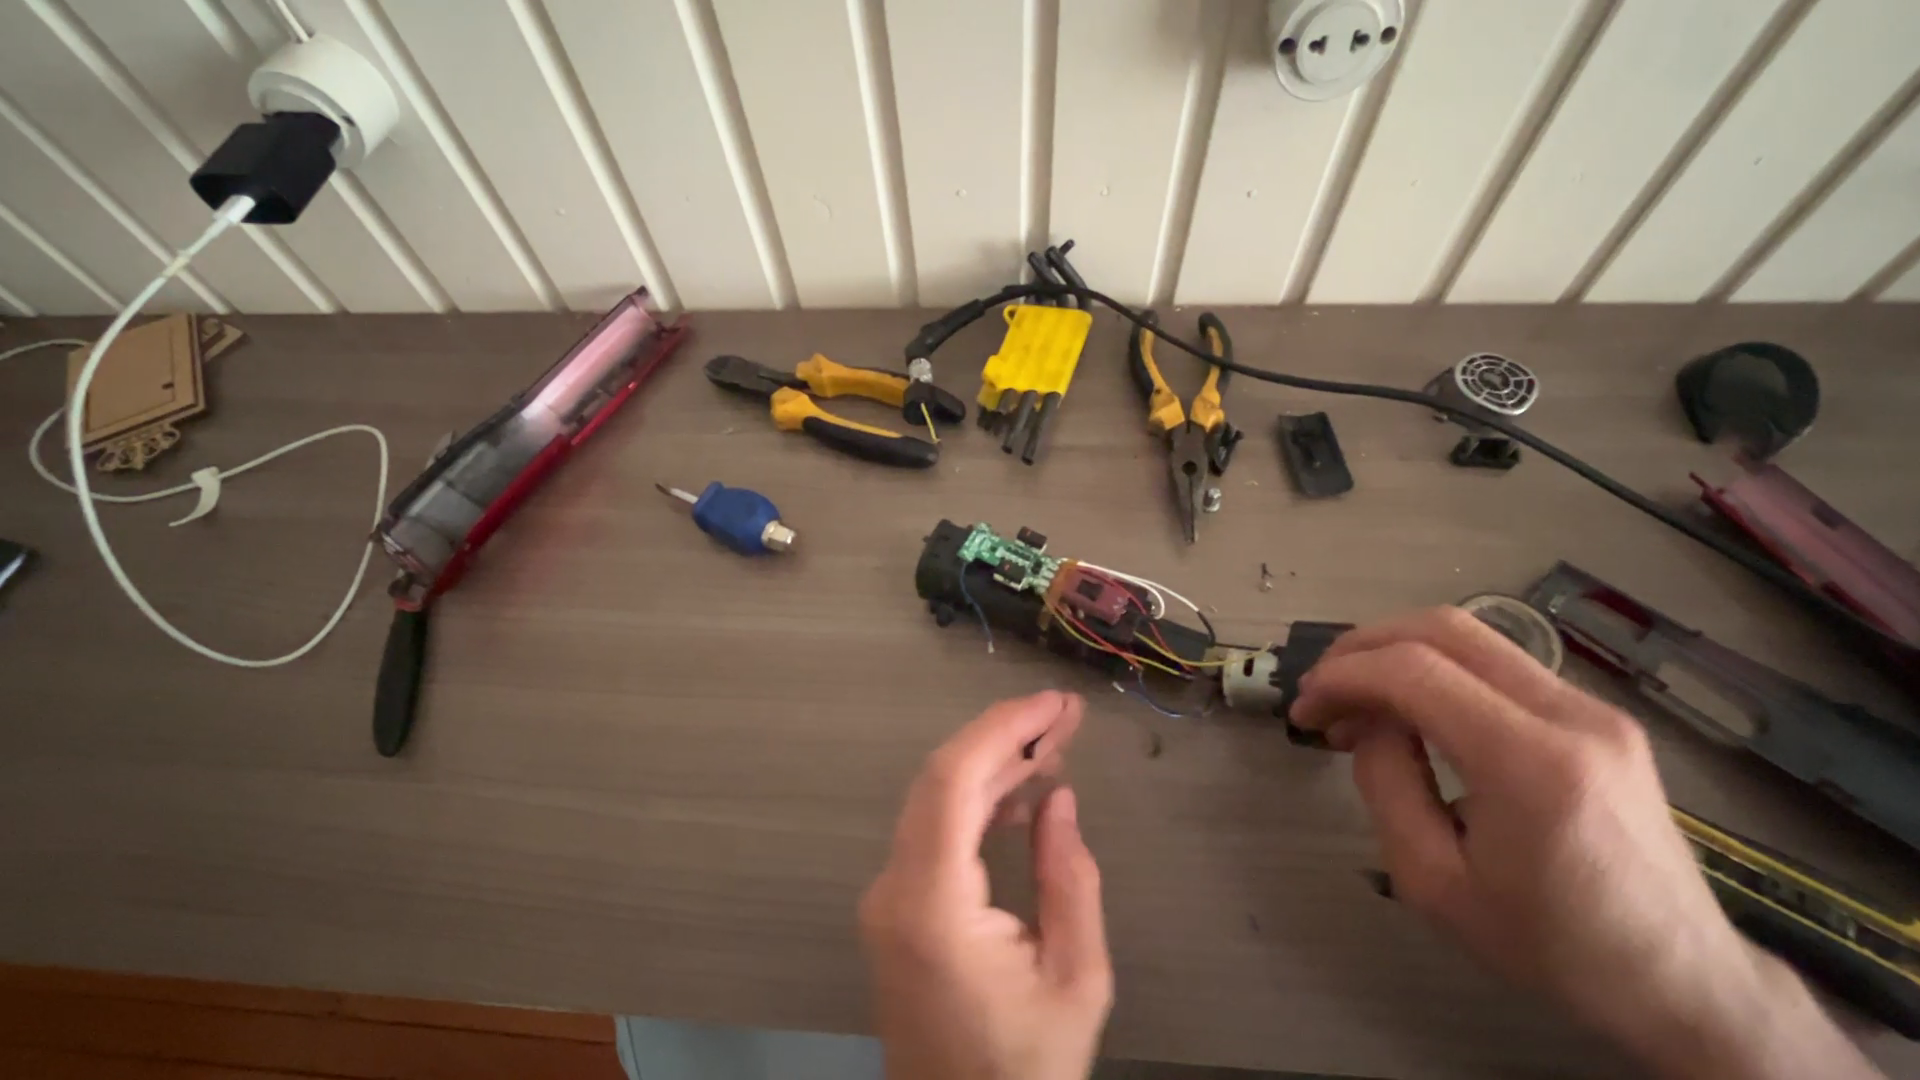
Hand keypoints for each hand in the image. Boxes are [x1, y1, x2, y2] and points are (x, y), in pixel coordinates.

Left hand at [860, 691, 1111, 1079]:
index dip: (1001, 728)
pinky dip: (976, 802)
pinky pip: (934, 833)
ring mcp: (887, 899)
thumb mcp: (1075, 978)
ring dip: (992, 765)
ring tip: (1055, 741)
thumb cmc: (1025, 1066)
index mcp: (931, 906)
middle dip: (1004, 736)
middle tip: (1065, 713)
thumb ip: (1068, 880)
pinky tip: (1021, 791)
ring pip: (935, 802)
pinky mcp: (896, 909)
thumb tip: (1057, 800)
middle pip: (940, 781)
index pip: (952, 782)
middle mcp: (893, 890)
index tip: (1052, 703)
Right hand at [1290, 607, 1879, 1079]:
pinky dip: (1438, 673)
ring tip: (1361, 707)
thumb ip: (1386, 786)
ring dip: (1399, 656)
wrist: (1679, 980)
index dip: (1343, 676)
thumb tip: (1370, 725)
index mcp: (1531, 764)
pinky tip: (1414, 716)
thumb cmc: (1549, 945)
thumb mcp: (1433, 882)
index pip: (1414, 671)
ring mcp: (1595, 709)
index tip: (1306, 708)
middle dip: (1364, 646)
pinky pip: (1499, 667)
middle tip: (1323, 691)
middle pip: (1444, 629)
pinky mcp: (1600, 716)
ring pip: (1472, 637)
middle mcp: (1572, 715)